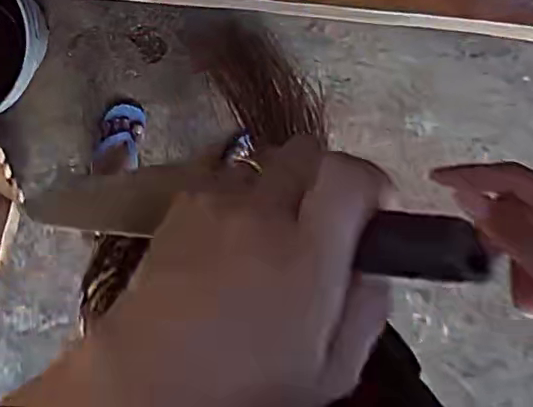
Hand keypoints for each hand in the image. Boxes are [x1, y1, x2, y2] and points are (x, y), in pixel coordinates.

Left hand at [9, 137, 391, 406]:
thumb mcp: (332, 368)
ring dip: (278, 181)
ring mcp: (218, 197)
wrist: (157, 367)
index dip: (369, 180)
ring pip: (263, 158)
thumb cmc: (250, 381)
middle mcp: (261, 210)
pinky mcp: (185, 194)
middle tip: (324, 212)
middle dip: (325, 173)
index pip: (346, 174)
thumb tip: (374, 261)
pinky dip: (238, 189)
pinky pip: (224, 172)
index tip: (375, 201)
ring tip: (271, 226)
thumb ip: (366, 307)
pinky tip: (232, 229)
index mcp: (306, 254)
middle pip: (305, 150)